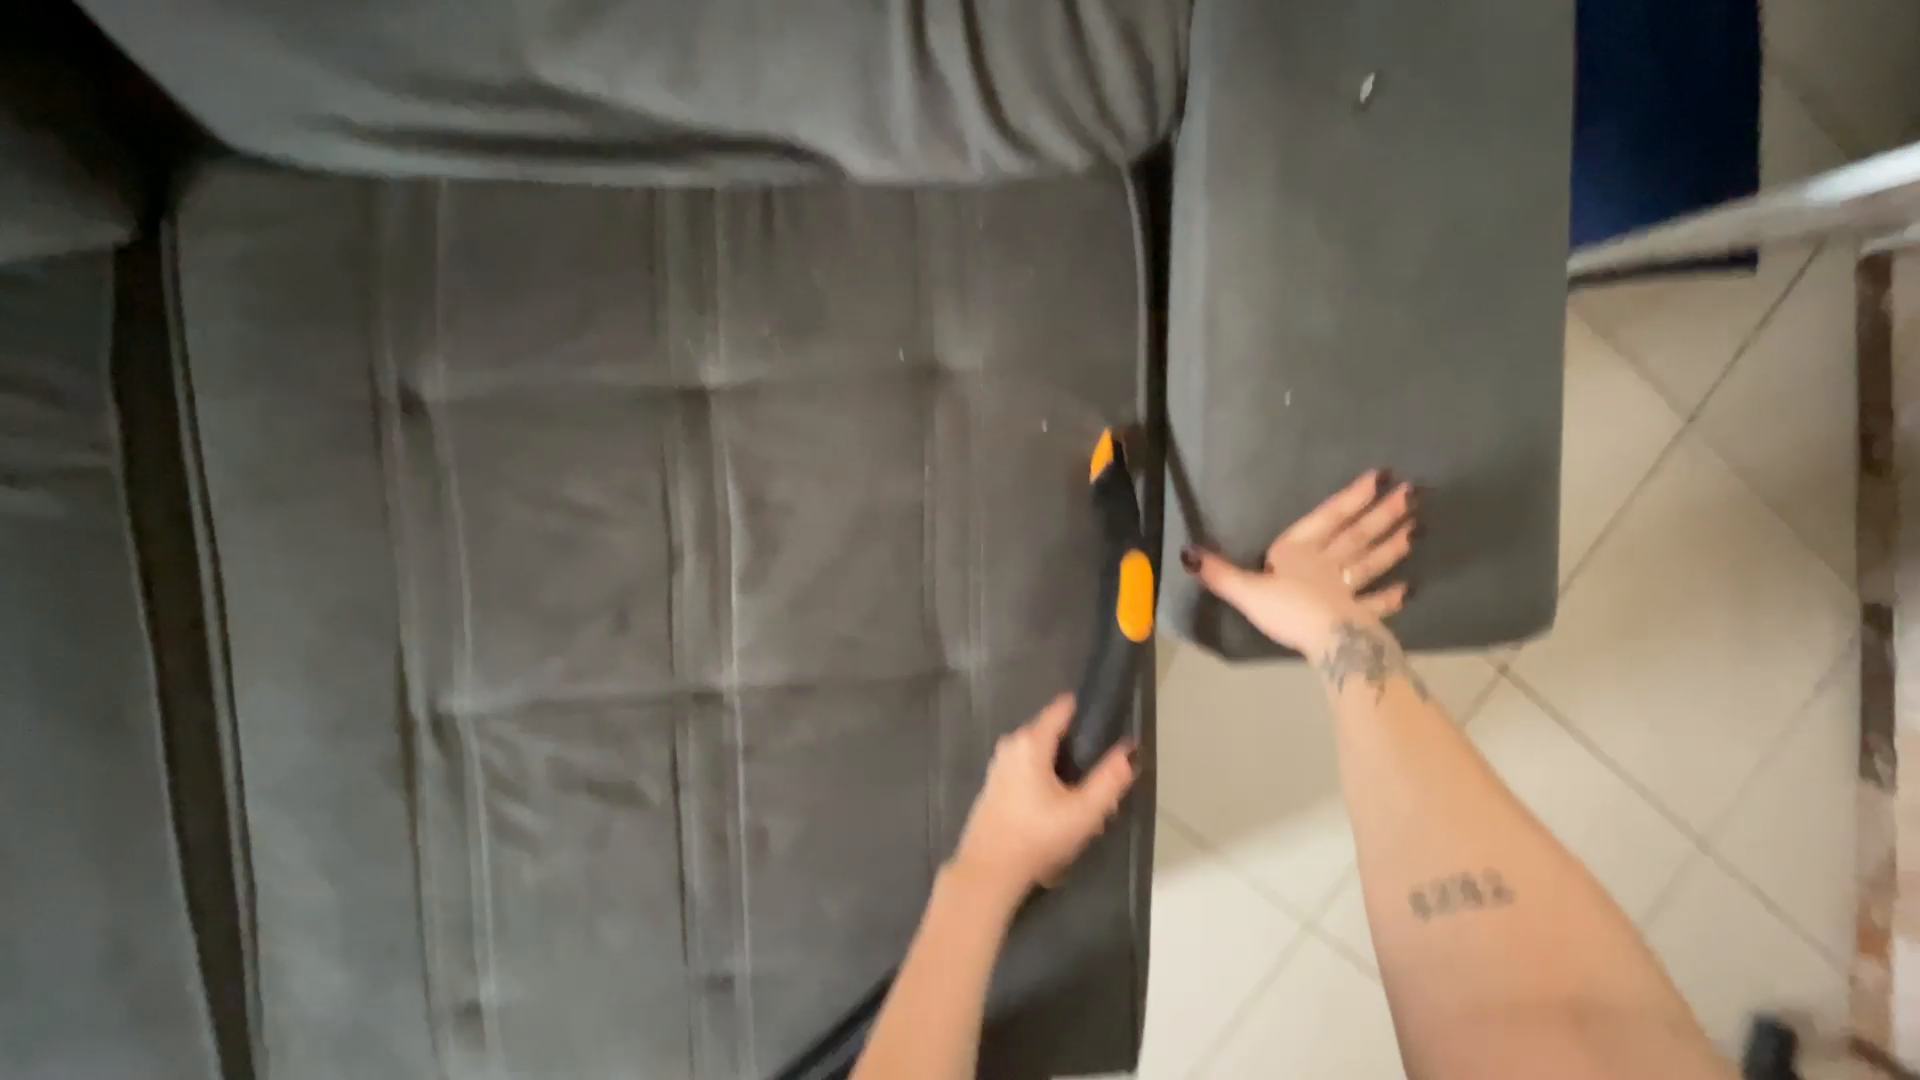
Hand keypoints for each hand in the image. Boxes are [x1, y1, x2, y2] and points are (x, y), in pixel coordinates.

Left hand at [951, 695, 1136, 898]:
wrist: (989, 871)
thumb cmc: (1037, 837)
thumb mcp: (1083, 813)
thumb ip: (1110, 779)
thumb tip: (1130, 750)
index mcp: (1030, 742)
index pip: (1062, 708)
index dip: (1086, 713)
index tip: (1107, 728)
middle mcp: (1011, 744)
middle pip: (1054, 734)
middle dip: (1078, 753)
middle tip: (1097, 784)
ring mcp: (999, 764)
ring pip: (1041, 756)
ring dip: (1062, 772)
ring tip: (1081, 803)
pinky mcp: (994, 784)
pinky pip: (1027, 770)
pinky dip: (1044, 782)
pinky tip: (1056, 812)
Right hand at [1180, 470, 1416, 653]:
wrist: (1325, 639)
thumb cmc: (1286, 608)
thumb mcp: (1245, 588)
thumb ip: (1218, 572)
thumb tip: (1187, 552)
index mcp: (1299, 552)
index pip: (1327, 518)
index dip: (1351, 497)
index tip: (1379, 476)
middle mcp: (1328, 563)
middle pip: (1358, 535)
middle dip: (1383, 513)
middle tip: (1414, 493)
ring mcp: (1348, 589)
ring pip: (1372, 561)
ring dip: (1393, 544)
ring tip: (1417, 527)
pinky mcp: (1359, 616)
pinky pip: (1376, 603)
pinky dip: (1392, 596)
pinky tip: (1409, 589)